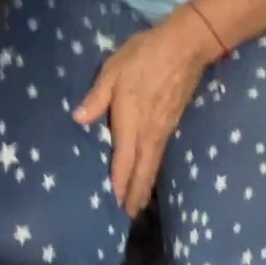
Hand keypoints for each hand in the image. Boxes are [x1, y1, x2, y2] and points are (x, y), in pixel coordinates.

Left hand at [73, 5, 220, 215]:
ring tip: (136, 207)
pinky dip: (151, 173)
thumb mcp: (113, 69)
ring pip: (152, 167)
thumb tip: (78, 120)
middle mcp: (149, 133)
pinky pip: (158, 158)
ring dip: (144, 188)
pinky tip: (147, 177)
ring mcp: (162, 132)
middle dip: (134, 195)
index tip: (113, 205)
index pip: (123, 161)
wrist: (187, 47)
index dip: (119, 184)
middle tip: (126, 217)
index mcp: (131, 121)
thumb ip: (97, 97)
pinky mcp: (170, 127)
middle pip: (141, 172)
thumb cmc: (145, 55)